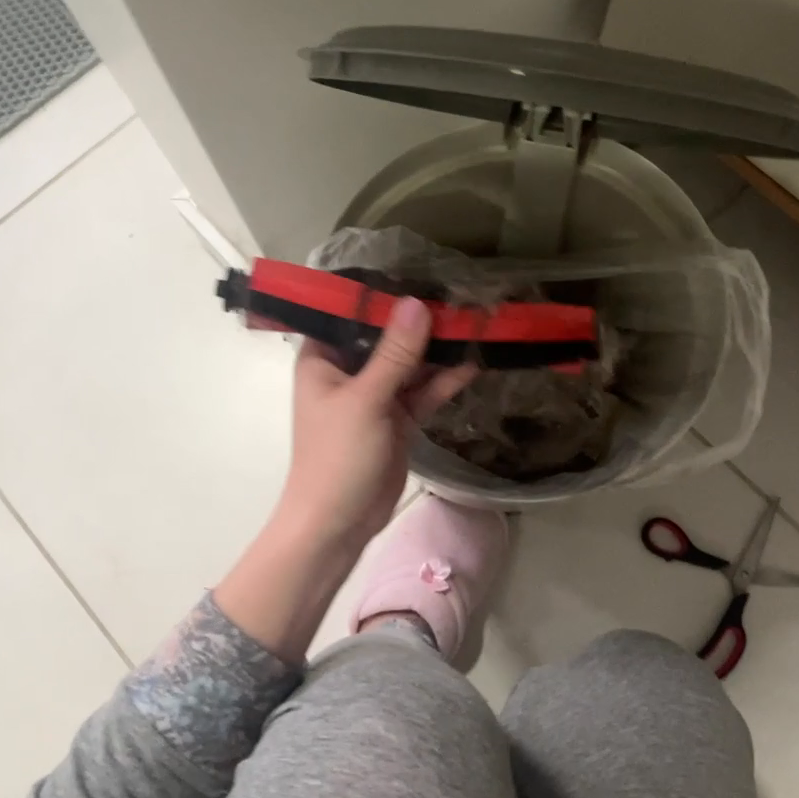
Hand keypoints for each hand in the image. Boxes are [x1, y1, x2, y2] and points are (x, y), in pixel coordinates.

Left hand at [272, 297, 475, 556]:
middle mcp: (347, 371)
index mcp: (322, 358)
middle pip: (386, 336)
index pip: (349, 313)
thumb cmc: (337, 456)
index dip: (382, 295)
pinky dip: (444, 379)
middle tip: (460, 295)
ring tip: (475, 322)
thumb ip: (394, 353)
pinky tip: (473, 360)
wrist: (338, 523)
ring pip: (409, 363)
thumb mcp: (365, 400)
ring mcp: (374, 395)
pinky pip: (422, 391)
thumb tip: (417, 304)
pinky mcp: (397, 418)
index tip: (420, 274)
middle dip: (420, 321)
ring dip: (437, 349)